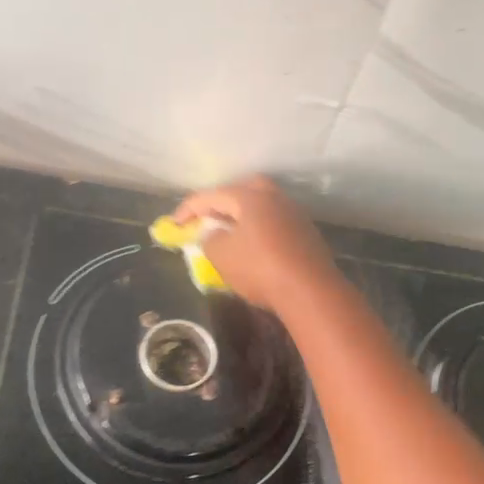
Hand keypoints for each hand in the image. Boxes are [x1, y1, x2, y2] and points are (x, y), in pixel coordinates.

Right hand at [172, 175, 340, 314]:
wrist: (310, 291)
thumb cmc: (259, 268)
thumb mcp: (221, 254)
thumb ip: (208, 238)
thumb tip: (213, 234)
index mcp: (250, 196)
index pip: (211, 196)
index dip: (188, 209)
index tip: (173, 225)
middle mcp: (274, 197)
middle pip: (240, 192)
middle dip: (220, 204)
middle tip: (206, 220)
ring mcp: (294, 214)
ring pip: (260, 207)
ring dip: (241, 217)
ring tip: (227, 234)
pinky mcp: (306, 234)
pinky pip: (273, 224)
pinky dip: (258, 230)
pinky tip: (253, 247)